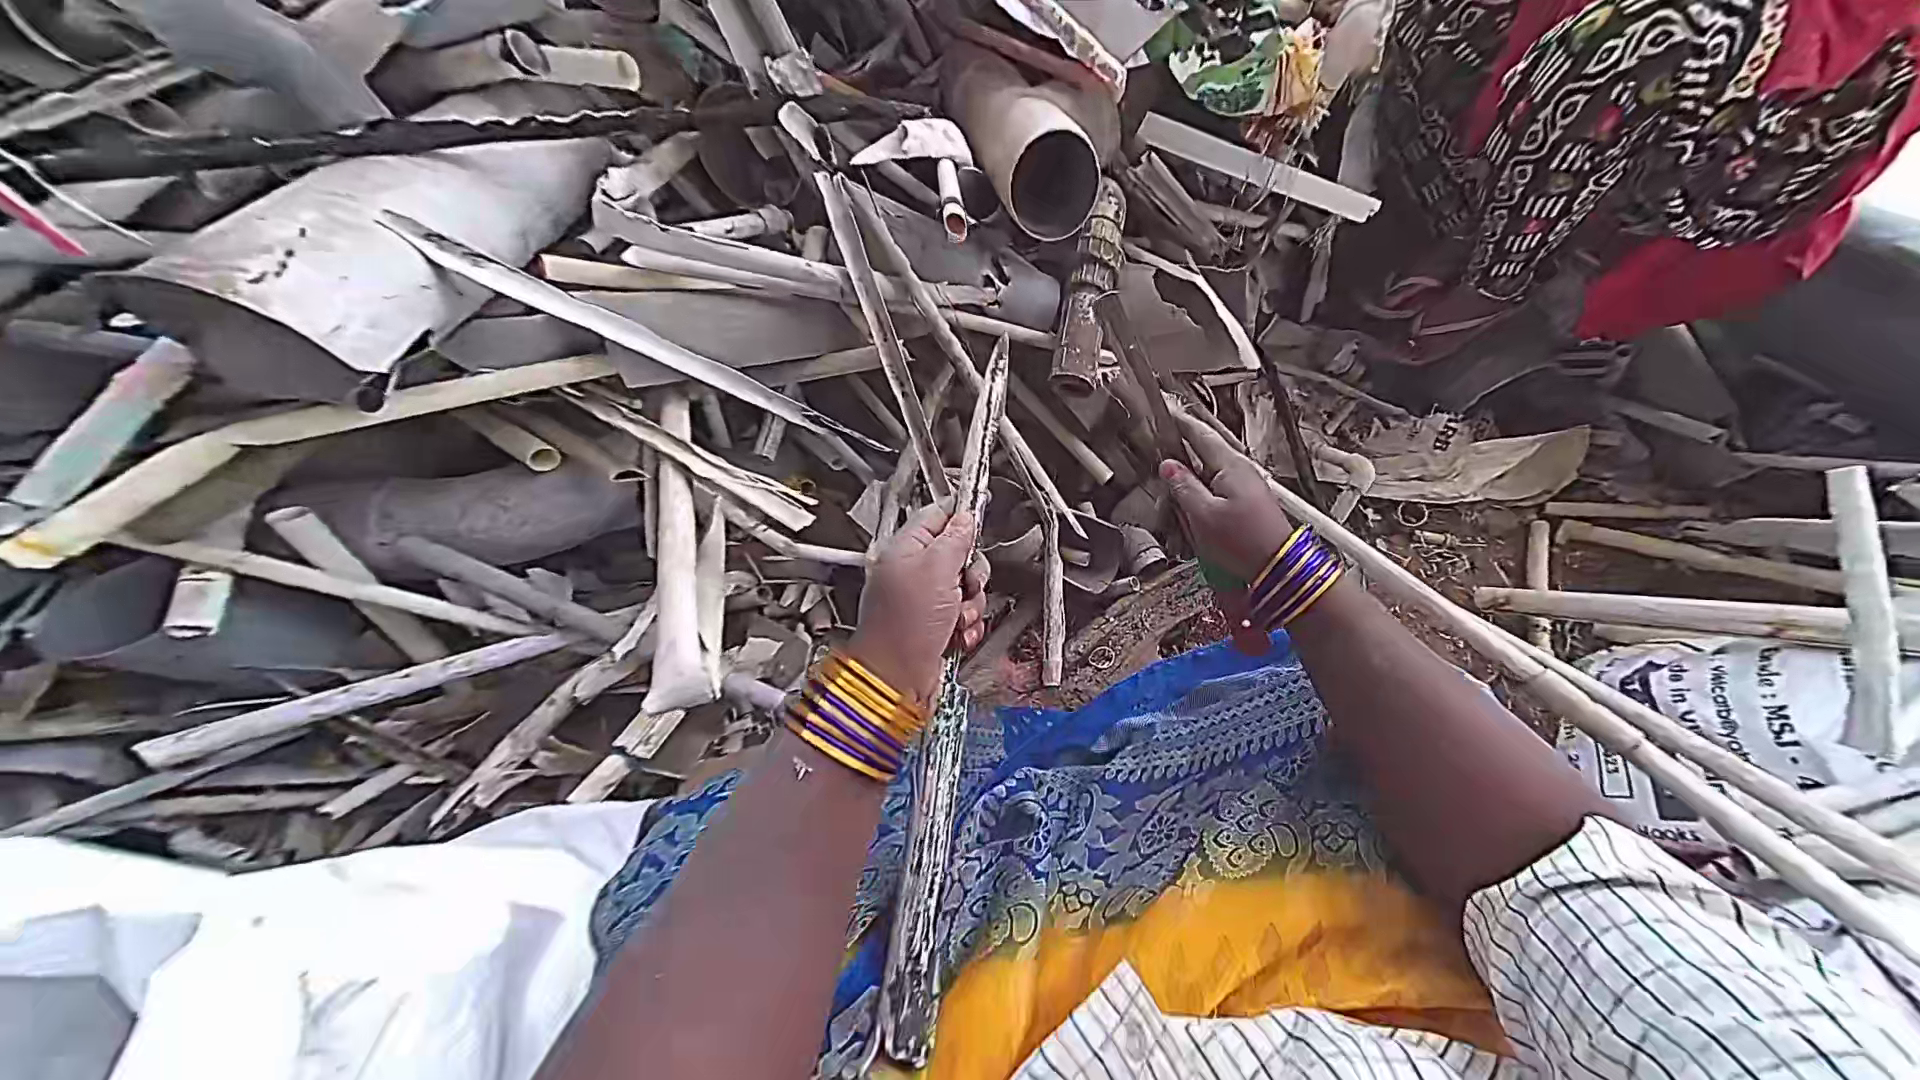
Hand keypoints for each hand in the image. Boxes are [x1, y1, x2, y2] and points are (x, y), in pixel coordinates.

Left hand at [847, 500, 989, 705]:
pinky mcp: (934, 625)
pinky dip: (968, 625)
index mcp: (904, 549)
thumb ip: (955, 538)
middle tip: (967, 584)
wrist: (896, 678)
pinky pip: (965, 614)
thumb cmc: (904, 626)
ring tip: (958, 616)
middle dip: (972, 572)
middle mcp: (913, 572)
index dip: (960, 515)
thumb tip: (966, 518)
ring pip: (966, 587)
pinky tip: (959, 634)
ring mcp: (924, 600)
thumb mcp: (936, 569)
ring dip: (972, 603)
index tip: (980, 516)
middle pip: (958, 554)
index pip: (936, 516)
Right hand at [1159, 410, 1294, 581]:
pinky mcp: (1244, 501)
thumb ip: (1183, 486)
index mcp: (1231, 467)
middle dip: (1180, 454)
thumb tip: (1168, 467)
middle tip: (1159, 456)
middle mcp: (1240, 471)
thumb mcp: (1203, 514)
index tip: (1165, 413)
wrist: (1277, 567)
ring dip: (1188, 477)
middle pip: (1203, 453)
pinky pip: (1215, 488)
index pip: (1201, 435)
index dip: (1180, 423)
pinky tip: (1190, 504)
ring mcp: (1244, 486)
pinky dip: (1199, 491)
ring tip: (1172, 487)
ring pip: (1207, 472)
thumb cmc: (1245, 542)